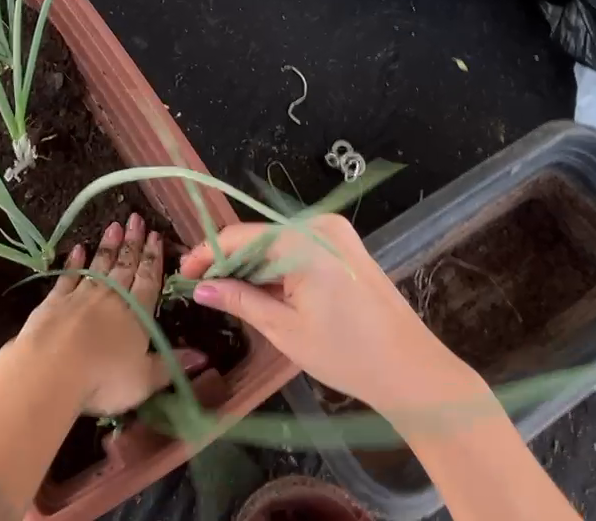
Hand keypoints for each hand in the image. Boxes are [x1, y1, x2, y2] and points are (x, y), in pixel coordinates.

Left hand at [9, 213, 204, 415]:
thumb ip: (171, 364)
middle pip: (124, 265)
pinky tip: (78, 249)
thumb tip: (203, 356)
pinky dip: (74, 262)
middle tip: (136, 218)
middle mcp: (110, 297)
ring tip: (114, 225)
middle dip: (132, 242)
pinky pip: (68, 277)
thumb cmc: (105, 378)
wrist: (52, 370)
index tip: (156, 235)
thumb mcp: (145, 379)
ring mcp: (81, 296)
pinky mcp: (55, 301)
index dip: (153, 258)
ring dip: (107, 245)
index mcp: (136, 314)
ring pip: (99, 265)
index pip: (148, 280)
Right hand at [178, 215, 481, 411]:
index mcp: (303, 240)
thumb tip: (200, 289)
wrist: (412, 369)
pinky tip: (264, 291)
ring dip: (252, 265)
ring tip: (230, 295)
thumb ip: (240, 300)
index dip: (207, 255)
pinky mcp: (343, 245)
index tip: (184, 276)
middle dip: (229, 262)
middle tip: (203, 290)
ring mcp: (334, 233)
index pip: (240, 237)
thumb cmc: (347, 354)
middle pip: (257, 236)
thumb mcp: (284, 329)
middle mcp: (318, 225)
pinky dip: (277, 266)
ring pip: (275, 242)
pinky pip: (297, 248)